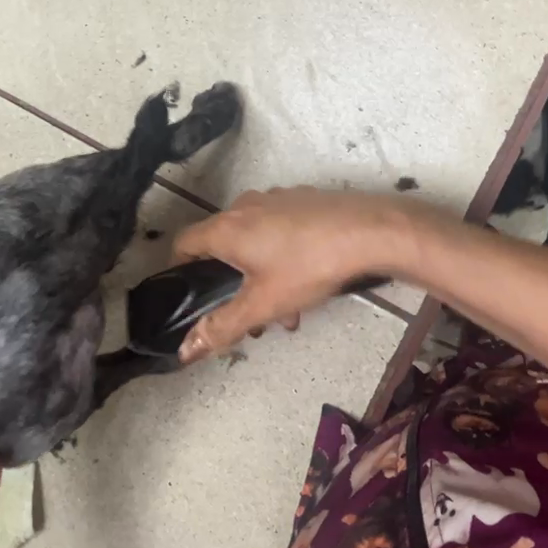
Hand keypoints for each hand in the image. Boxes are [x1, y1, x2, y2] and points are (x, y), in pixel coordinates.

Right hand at [171, 187, 450, 362]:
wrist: (368, 231)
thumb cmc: (308, 267)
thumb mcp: (263, 305)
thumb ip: (222, 327)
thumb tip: (185, 349)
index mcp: (226, 228)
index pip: (184, 242)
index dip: (179, 268)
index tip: (188, 294)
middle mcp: (245, 206)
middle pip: (222, 243)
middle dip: (230, 282)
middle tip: (248, 315)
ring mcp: (275, 199)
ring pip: (254, 238)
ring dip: (260, 273)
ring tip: (285, 310)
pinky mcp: (302, 199)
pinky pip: (278, 228)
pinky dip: (281, 254)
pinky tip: (306, 281)